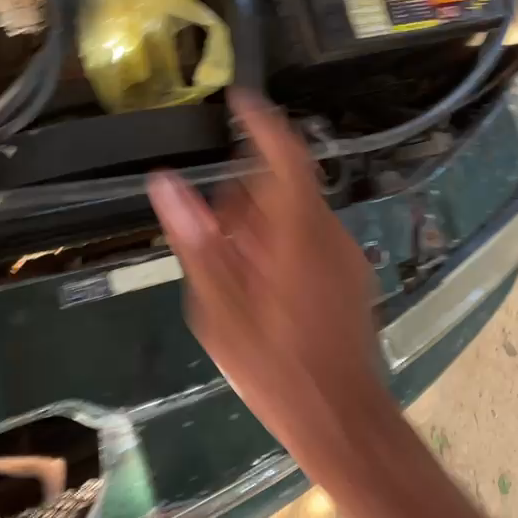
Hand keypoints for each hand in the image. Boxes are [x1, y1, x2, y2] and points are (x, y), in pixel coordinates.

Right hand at [147, 89, 393, 467]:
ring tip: (236, 274)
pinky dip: (284, 246)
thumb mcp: (220, 308)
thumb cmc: (275, 367)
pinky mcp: (353, 275)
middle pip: (284, 188)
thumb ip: (195, 239)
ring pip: (297, 215)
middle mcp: (328, 231)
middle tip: (214, 235)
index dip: (262, 122)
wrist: (341, 418)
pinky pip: (313, 240)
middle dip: (246, 198)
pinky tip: (265, 290)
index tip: (238, 99)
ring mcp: (346, 254)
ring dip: (263, 226)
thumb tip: (164, 183)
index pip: (285, 155)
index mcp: (297, 231)